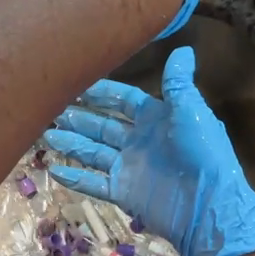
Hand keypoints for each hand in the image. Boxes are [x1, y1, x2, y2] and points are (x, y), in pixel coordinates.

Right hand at [43, 47, 254, 255]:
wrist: (208, 207)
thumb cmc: (203, 154)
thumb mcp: (191, 112)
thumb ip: (178, 83)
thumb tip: (183, 49)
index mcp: (157, 119)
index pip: (124, 101)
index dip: (101, 93)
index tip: (76, 85)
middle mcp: (140, 141)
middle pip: (103, 126)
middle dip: (79, 119)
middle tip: (51, 111)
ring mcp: (129, 168)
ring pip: (93, 152)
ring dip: (71, 144)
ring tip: (46, 136)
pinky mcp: (123, 193)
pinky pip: (93, 183)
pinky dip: (75, 177)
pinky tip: (53, 169)